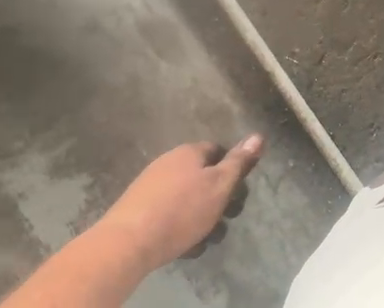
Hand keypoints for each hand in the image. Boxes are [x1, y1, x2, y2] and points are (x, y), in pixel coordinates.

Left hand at [94, 135, 263, 273]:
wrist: (125, 245)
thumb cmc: (181, 210)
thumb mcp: (220, 185)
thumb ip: (240, 162)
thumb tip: (258, 136)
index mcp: (189, 152)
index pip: (219, 151)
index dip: (232, 170)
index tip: (238, 191)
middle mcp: (168, 165)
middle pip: (204, 178)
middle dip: (219, 199)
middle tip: (228, 218)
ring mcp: (150, 189)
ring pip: (187, 200)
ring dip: (202, 218)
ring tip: (207, 239)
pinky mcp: (137, 213)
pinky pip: (168, 216)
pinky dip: (180, 228)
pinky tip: (186, 247)